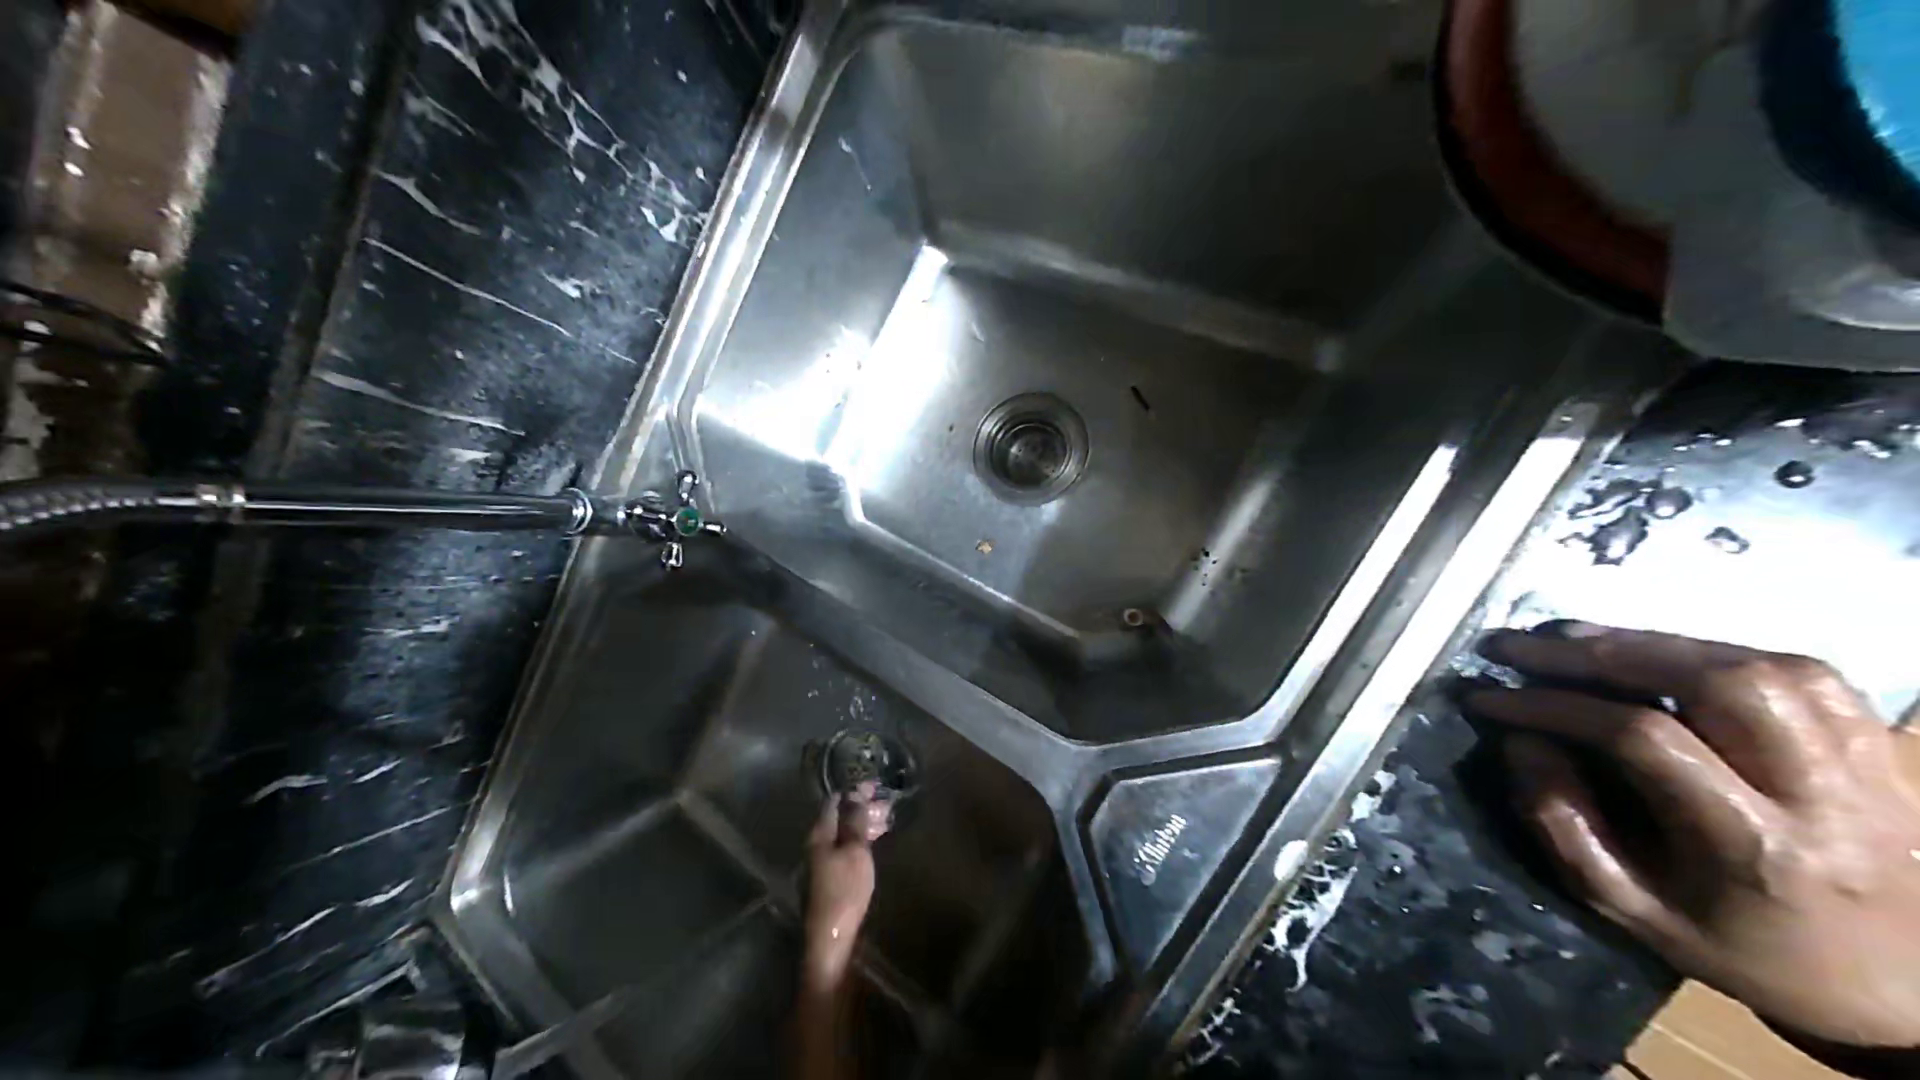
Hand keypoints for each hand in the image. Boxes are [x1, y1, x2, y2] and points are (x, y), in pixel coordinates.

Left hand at [803, 781, 891, 988]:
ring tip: (886, 819)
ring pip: (844, 833)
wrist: (831, 939)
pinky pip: (847, 847)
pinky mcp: (830, 876)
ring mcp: (822, 861)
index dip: (854, 790)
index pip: (835, 801)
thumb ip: (855, 822)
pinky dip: (861, 839)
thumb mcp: (855, 851)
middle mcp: (817, 844)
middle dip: (862, 806)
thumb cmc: (844, 890)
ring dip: (863, 823)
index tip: (876, 784)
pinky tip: (874, 841)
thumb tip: (855, 793)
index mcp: (819, 834)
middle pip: (839, 817)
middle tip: (887, 802)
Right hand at [1467, 623, 1919, 1048]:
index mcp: (1754, 847)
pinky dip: (1717, 650)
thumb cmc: (1738, 947)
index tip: (1486, 697)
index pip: (1641, 737)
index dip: (1551, 706)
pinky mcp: (1884, 751)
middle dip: (1600, 653)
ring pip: (1763, 665)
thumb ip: (1560, 822)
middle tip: (1523, 646)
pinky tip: (1662, 655)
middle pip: (1716, 683)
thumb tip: (1520, 739)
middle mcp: (1823, 797)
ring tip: (1578, 641)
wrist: (1900, 990)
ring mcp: (1869, 768)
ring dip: (1654, 643)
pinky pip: (1805, 673)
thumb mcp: (1626, 906)